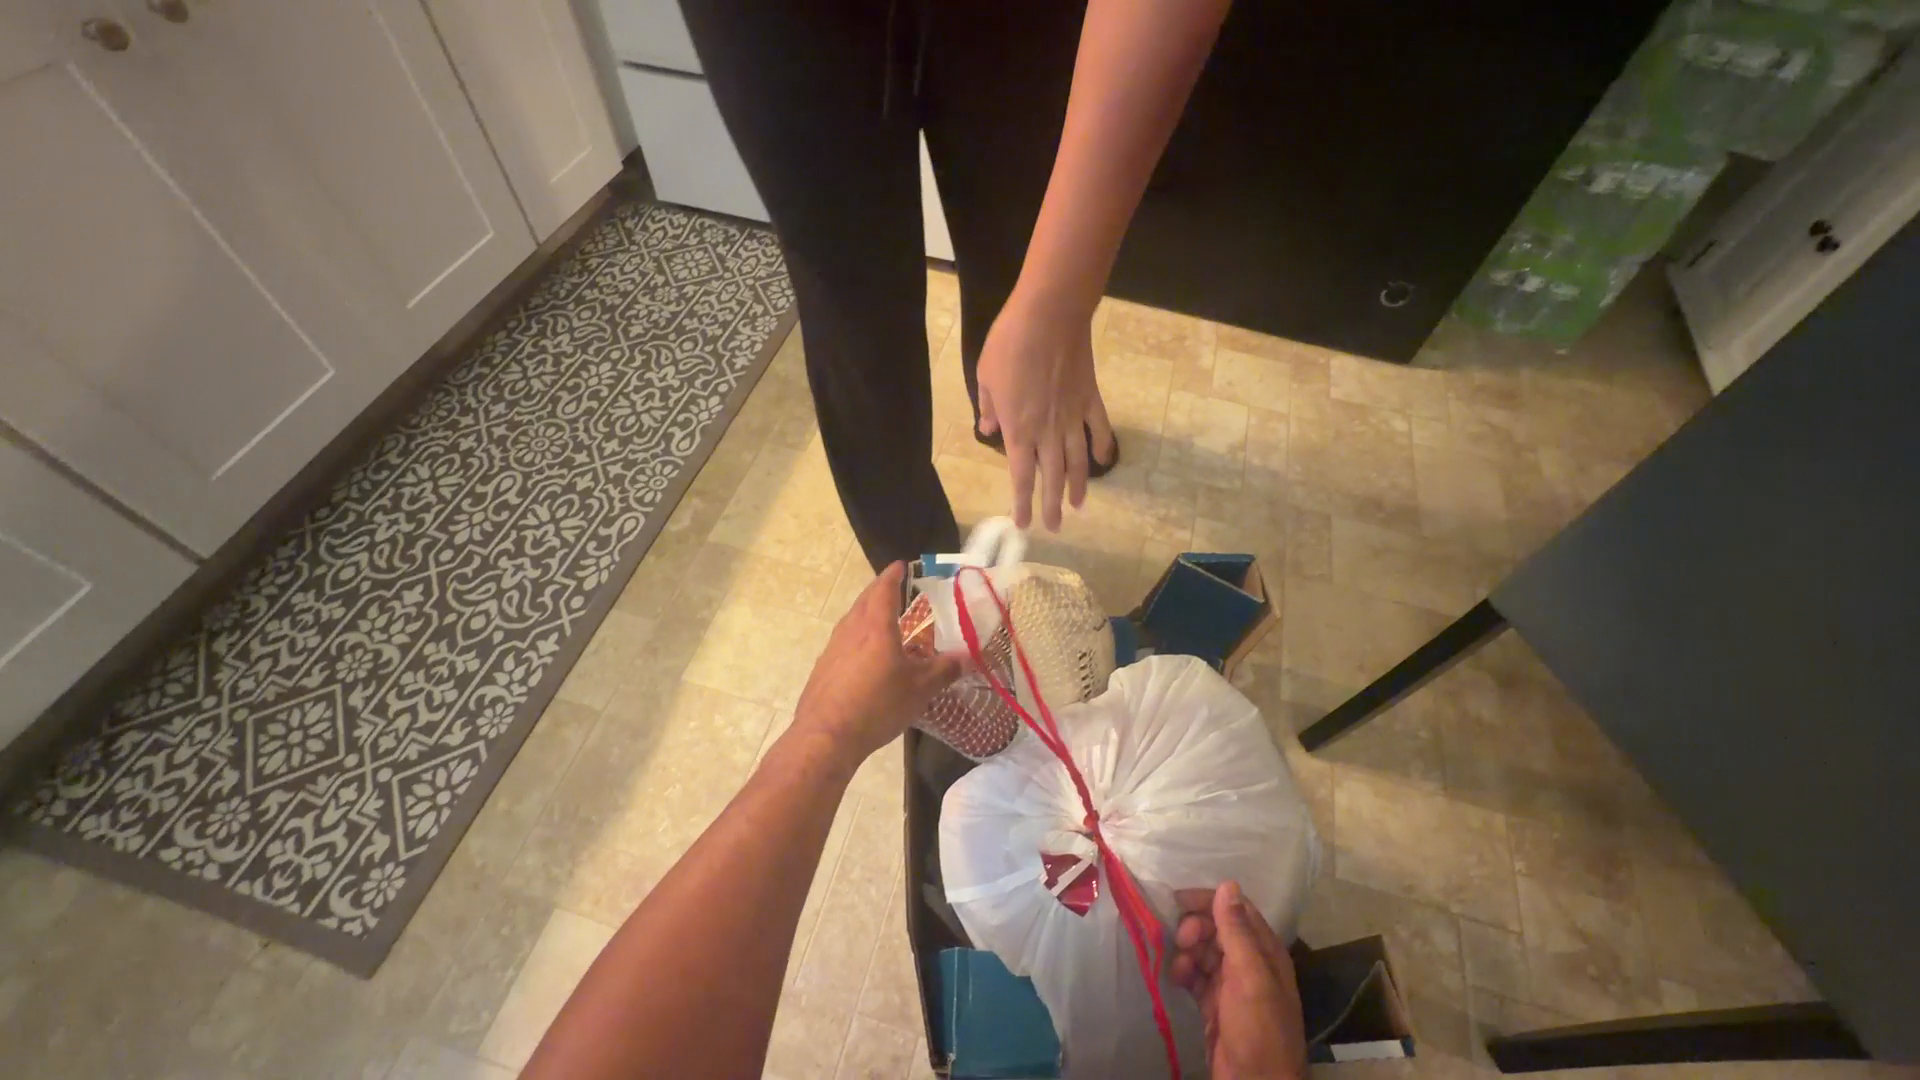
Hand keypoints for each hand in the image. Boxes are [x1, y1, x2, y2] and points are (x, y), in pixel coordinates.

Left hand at [792, 563, 966, 770]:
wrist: (826, 736)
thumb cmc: (877, 705)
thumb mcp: (920, 690)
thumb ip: (944, 670)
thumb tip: (966, 658)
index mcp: (876, 627)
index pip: (884, 589)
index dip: (893, 575)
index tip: (900, 565)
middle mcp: (851, 630)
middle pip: (864, 601)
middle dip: (879, 591)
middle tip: (893, 588)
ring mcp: (833, 649)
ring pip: (851, 621)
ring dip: (866, 614)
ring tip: (881, 620)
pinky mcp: (823, 669)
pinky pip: (843, 643)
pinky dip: (857, 639)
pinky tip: (865, 657)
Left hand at [975, 290, 1115, 530]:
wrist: (1048, 316)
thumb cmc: (1009, 344)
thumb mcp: (985, 376)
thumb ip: (989, 407)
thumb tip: (989, 428)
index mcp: (1019, 429)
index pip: (1020, 476)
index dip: (1022, 502)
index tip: (1023, 523)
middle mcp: (1048, 432)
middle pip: (1052, 477)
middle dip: (1051, 505)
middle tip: (1052, 527)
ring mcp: (1073, 417)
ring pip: (1077, 462)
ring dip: (1077, 486)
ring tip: (1076, 506)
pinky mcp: (1090, 399)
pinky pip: (1100, 430)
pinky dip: (1103, 448)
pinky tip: (1104, 462)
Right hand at [1171, 882, 1307, 1079]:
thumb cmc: (1259, 1031)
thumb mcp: (1250, 978)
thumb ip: (1238, 932)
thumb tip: (1228, 885)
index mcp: (1266, 952)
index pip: (1236, 910)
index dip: (1208, 901)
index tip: (1177, 901)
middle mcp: (1250, 963)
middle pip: (1216, 928)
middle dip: (1194, 929)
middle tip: (1181, 943)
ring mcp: (1232, 985)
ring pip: (1204, 952)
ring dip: (1187, 953)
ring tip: (1179, 969)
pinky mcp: (1215, 1005)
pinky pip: (1196, 976)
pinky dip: (1185, 973)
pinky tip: (1177, 980)